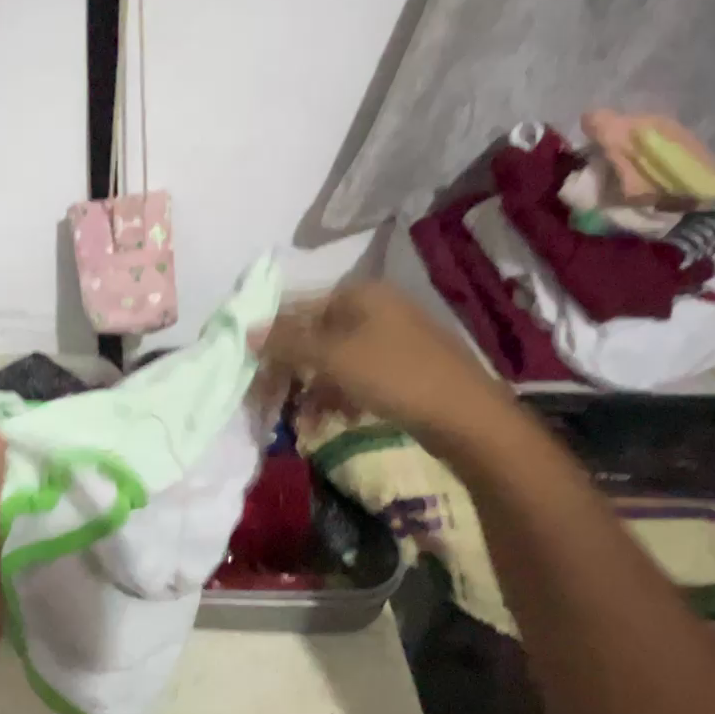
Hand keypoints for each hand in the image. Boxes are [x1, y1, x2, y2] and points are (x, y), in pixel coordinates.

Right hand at [260, 281, 515, 439]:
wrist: (468, 418)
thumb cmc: (396, 376)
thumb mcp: (333, 357)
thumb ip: (286, 343)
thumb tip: (246, 331)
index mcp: (360, 294)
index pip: (298, 306)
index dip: (271, 335)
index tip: (251, 367)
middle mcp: (376, 309)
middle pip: (315, 334)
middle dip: (291, 368)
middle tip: (269, 398)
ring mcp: (392, 339)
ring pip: (335, 360)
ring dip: (312, 388)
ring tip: (302, 418)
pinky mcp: (403, 370)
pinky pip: (357, 378)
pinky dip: (339, 396)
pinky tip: (331, 419)